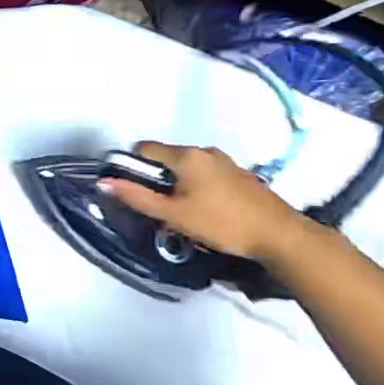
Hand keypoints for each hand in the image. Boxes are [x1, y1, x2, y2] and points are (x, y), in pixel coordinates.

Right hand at [97, 141, 319, 261]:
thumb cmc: (221, 223)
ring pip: (186, 166)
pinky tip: (204, 208)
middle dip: (155, 177)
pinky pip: (205, 172)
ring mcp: (224, 161)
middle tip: (156, 205)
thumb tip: (102, 181)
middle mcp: (204, 151)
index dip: (132, 165)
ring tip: (180, 210)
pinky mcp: (239, 174)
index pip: (144, 148)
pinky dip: (196, 185)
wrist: (280, 236)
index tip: (132, 188)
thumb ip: (136, 196)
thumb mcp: (173, 214)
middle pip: (165, 156)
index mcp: (185, 155)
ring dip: (176, 182)